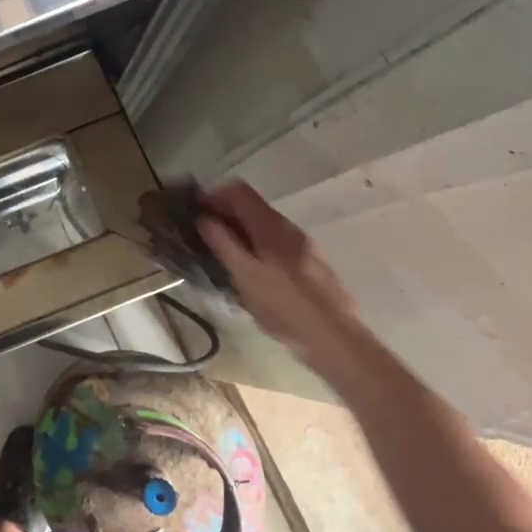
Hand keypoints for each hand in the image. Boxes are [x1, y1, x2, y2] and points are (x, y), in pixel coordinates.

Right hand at [196, 181, 365, 372]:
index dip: (214, 195)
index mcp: (272, 228)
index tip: (195, 210)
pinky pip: (276, 242)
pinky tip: (250, 270)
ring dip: (240, 231)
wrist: (336, 340)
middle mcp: (290, 229)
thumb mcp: (245, 276)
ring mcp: (303, 246)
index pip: (240, 192)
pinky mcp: (310, 263)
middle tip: (203, 234)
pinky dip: (256, 245)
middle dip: (225, 214)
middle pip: (253, 206)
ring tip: (223, 253)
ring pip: (265, 226)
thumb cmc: (285, 307)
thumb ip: (223, 244)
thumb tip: (204, 218)